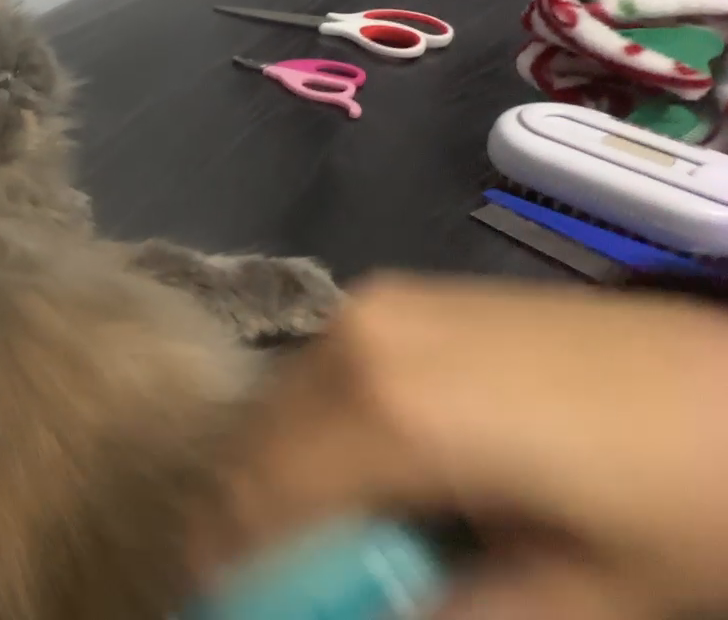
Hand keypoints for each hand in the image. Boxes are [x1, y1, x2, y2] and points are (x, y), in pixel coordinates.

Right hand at [200, 274, 727, 619]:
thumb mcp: (593, 596)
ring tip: (305, 522)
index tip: (207, 588)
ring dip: (274, 467)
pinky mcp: (382, 299)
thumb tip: (353, 614)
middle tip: (255, 564)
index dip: (226, 546)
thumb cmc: (687, 498)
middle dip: (242, 508)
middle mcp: (350, 345)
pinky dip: (309, 426)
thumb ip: (452, 616)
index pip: (264, 490)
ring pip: (276, 402)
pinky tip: (349, 462)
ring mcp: (364, 310)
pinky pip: (314, 373)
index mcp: (390, 413)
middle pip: (256, 441)